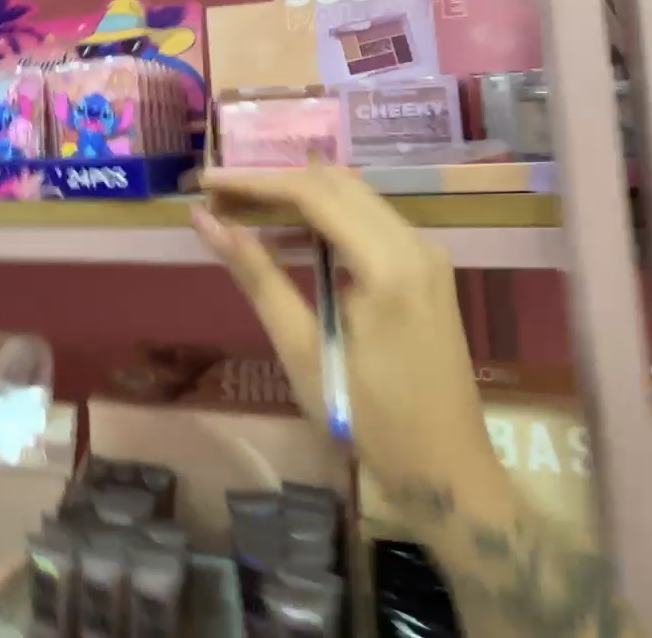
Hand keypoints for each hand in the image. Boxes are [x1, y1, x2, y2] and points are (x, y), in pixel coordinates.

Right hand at [190, 166, 508, 516]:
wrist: (447, 469)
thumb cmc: (368, 417)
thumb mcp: (302, 348)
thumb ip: (256, 275)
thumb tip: (205, 222)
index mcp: (388, 265)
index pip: (312, 194)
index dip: (253, 182)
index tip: (205, 181)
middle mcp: (415, 245)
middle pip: (334, 185)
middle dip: (272, 185)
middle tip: (217, 198)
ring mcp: (427, 256)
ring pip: (353, 198)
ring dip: (296, 198)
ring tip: (240, 213)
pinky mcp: (425, 270)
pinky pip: (369, 221)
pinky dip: (323, 219)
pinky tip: (287, 238)